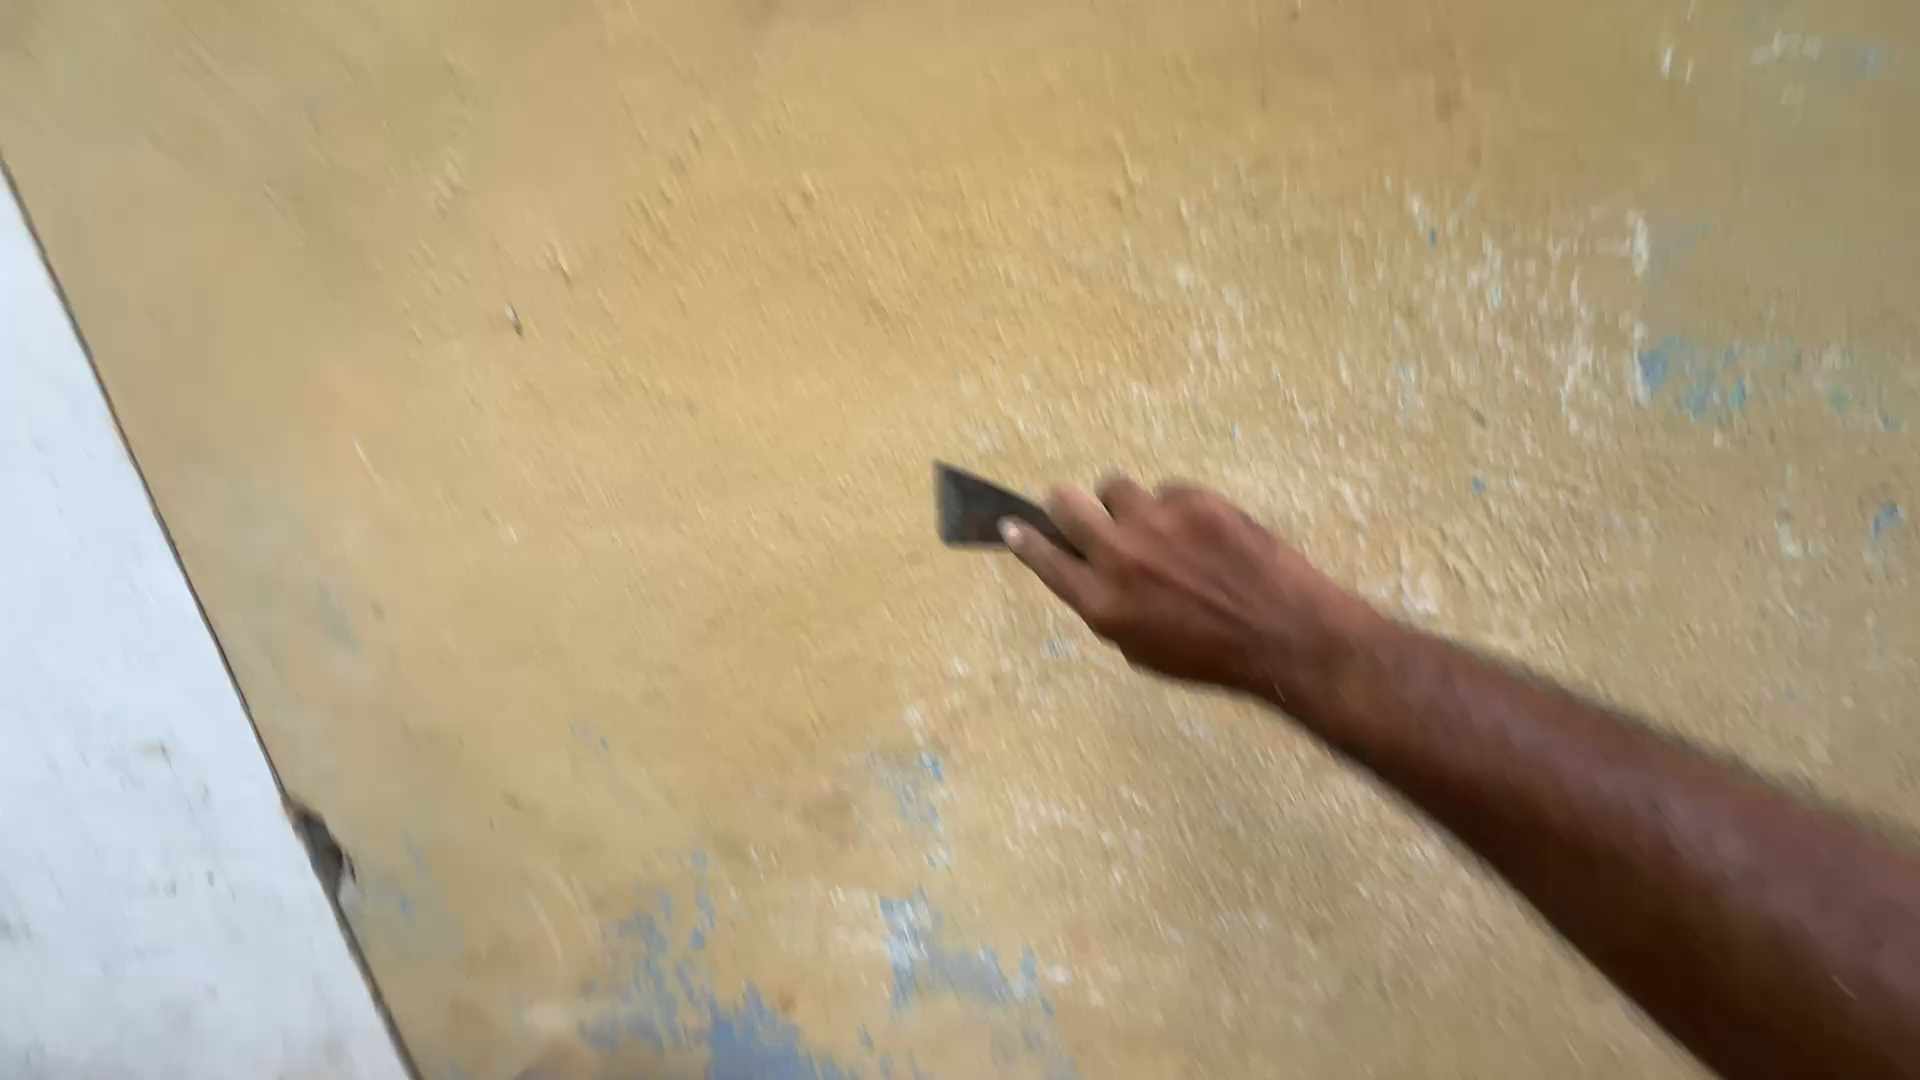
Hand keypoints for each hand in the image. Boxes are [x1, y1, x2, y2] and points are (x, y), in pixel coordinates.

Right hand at [1000, 476, 1376, 697]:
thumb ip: (1105, 606)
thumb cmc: (1209, 655)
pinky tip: (1204, 535)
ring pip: (1116, 488)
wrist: (1285, 633)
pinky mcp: (1194, 501)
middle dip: (1068, 505)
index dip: (1024, 539)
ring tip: (1159, 528)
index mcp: (1102, 603)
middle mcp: (1119, 557)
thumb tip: (1089, 572)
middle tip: (1086, 513)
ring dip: (1126, 506)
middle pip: (1066, 502)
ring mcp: (1156, 523)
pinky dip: (1176, 509)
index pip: (1045, 559)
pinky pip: (1166, 491)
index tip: (1010, 525)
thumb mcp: (1141, 649)